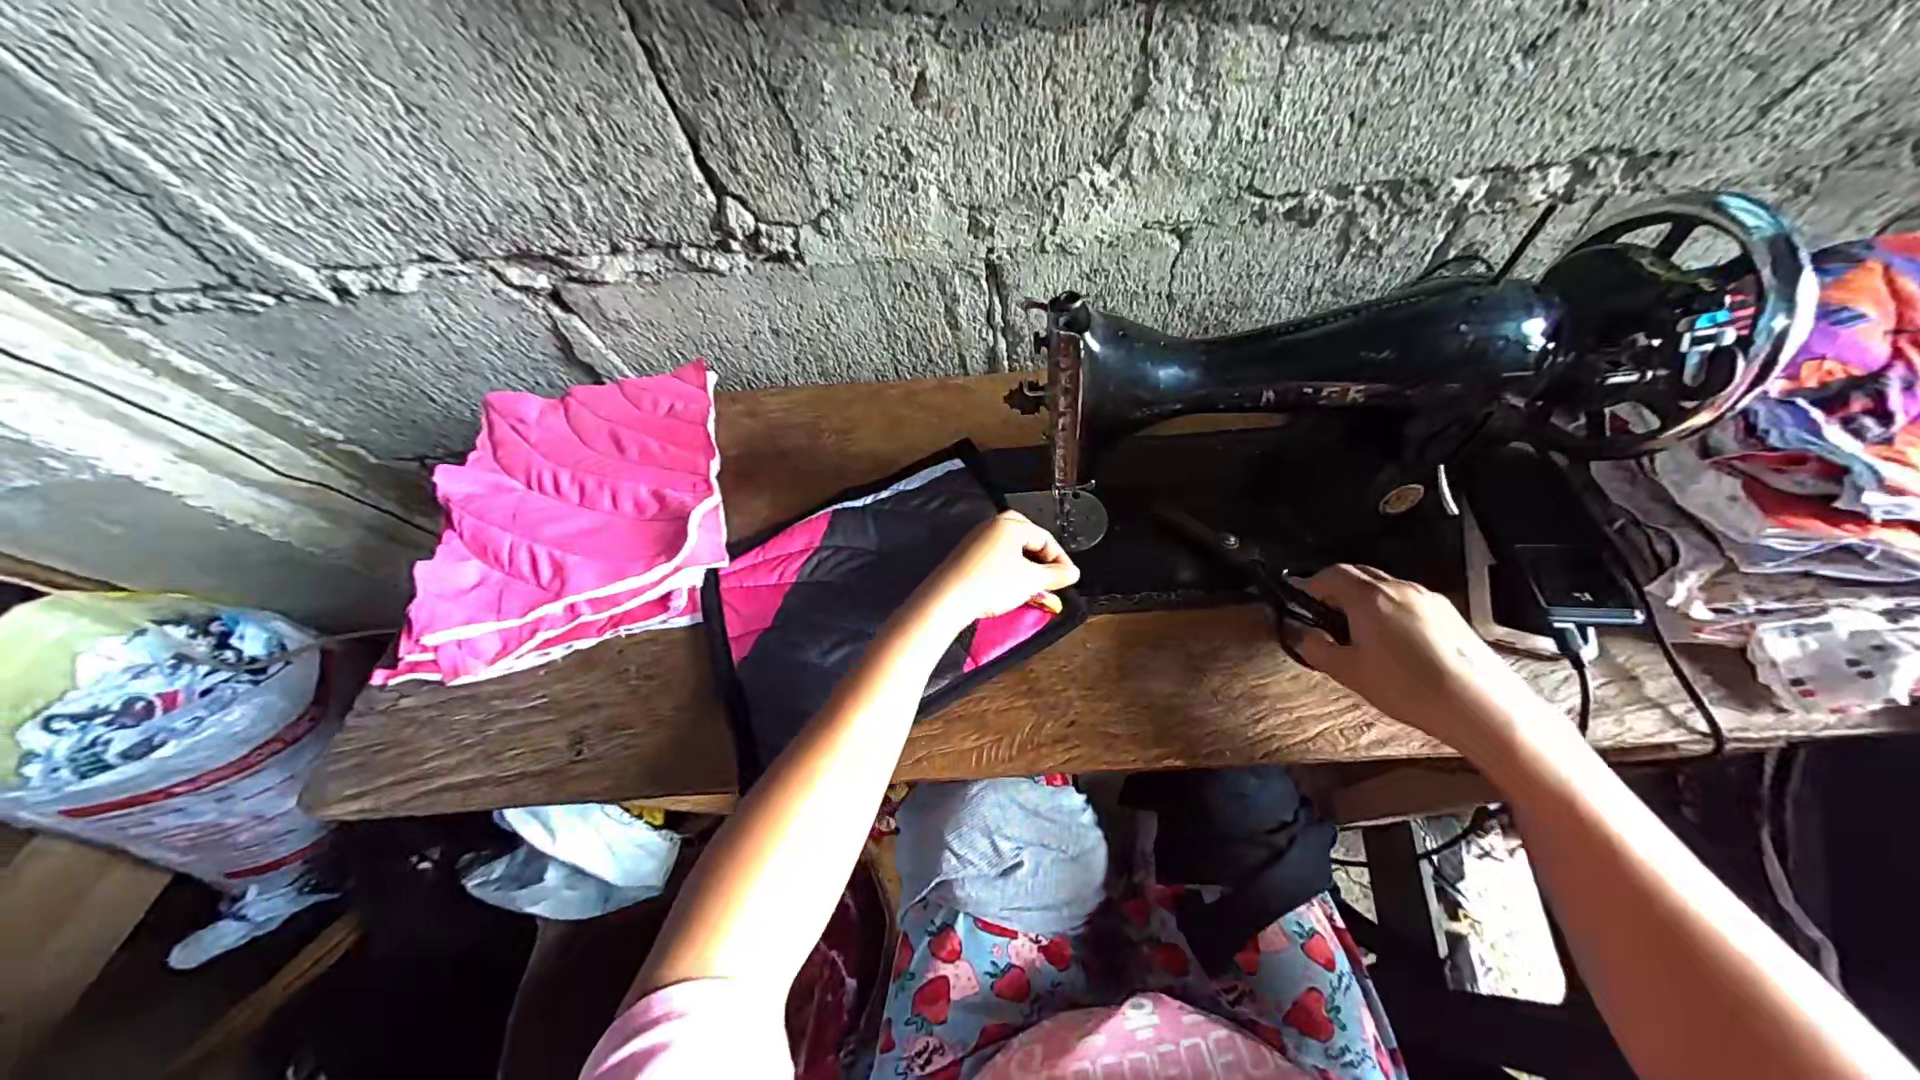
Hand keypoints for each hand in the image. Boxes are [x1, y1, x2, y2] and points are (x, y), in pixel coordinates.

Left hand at [916, 510, 1080, 627]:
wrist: (948, 598)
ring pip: (1008, 544)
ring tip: (1032, 580)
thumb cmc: (992, 585)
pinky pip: (993, 553)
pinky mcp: (964, 554)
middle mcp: (991, 525)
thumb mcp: (1031, 581)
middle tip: (1049, 572)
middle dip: (1040, 553)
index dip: (1060, 558)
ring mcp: (975, 538)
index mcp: (1010, 525)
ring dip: (1023, 560)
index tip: (1068, 577)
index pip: (1045, 537)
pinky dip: (1006, 564)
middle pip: (1025, 534)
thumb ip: (1056, 575)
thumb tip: (1073, 572)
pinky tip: (1008, 582)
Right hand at [1290, 564, 1553, 753]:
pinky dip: (1392, 612)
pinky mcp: (1451, 615)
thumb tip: (1302, 634)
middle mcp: (1400, 589)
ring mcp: (1429, 600)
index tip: (1303, 602)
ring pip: (1385, 588)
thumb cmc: (1411, 689)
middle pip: (1360, 574)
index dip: (1311, 584)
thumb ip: (1316, 648)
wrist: (1482, 707)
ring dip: (1366, 602)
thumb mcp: (1348, 673)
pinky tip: (1394, 646)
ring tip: (1361, 636)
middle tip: (1327, 618)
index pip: (1331, 573)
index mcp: (1370, 598)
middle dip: (1337, 590)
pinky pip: (1409, 602)